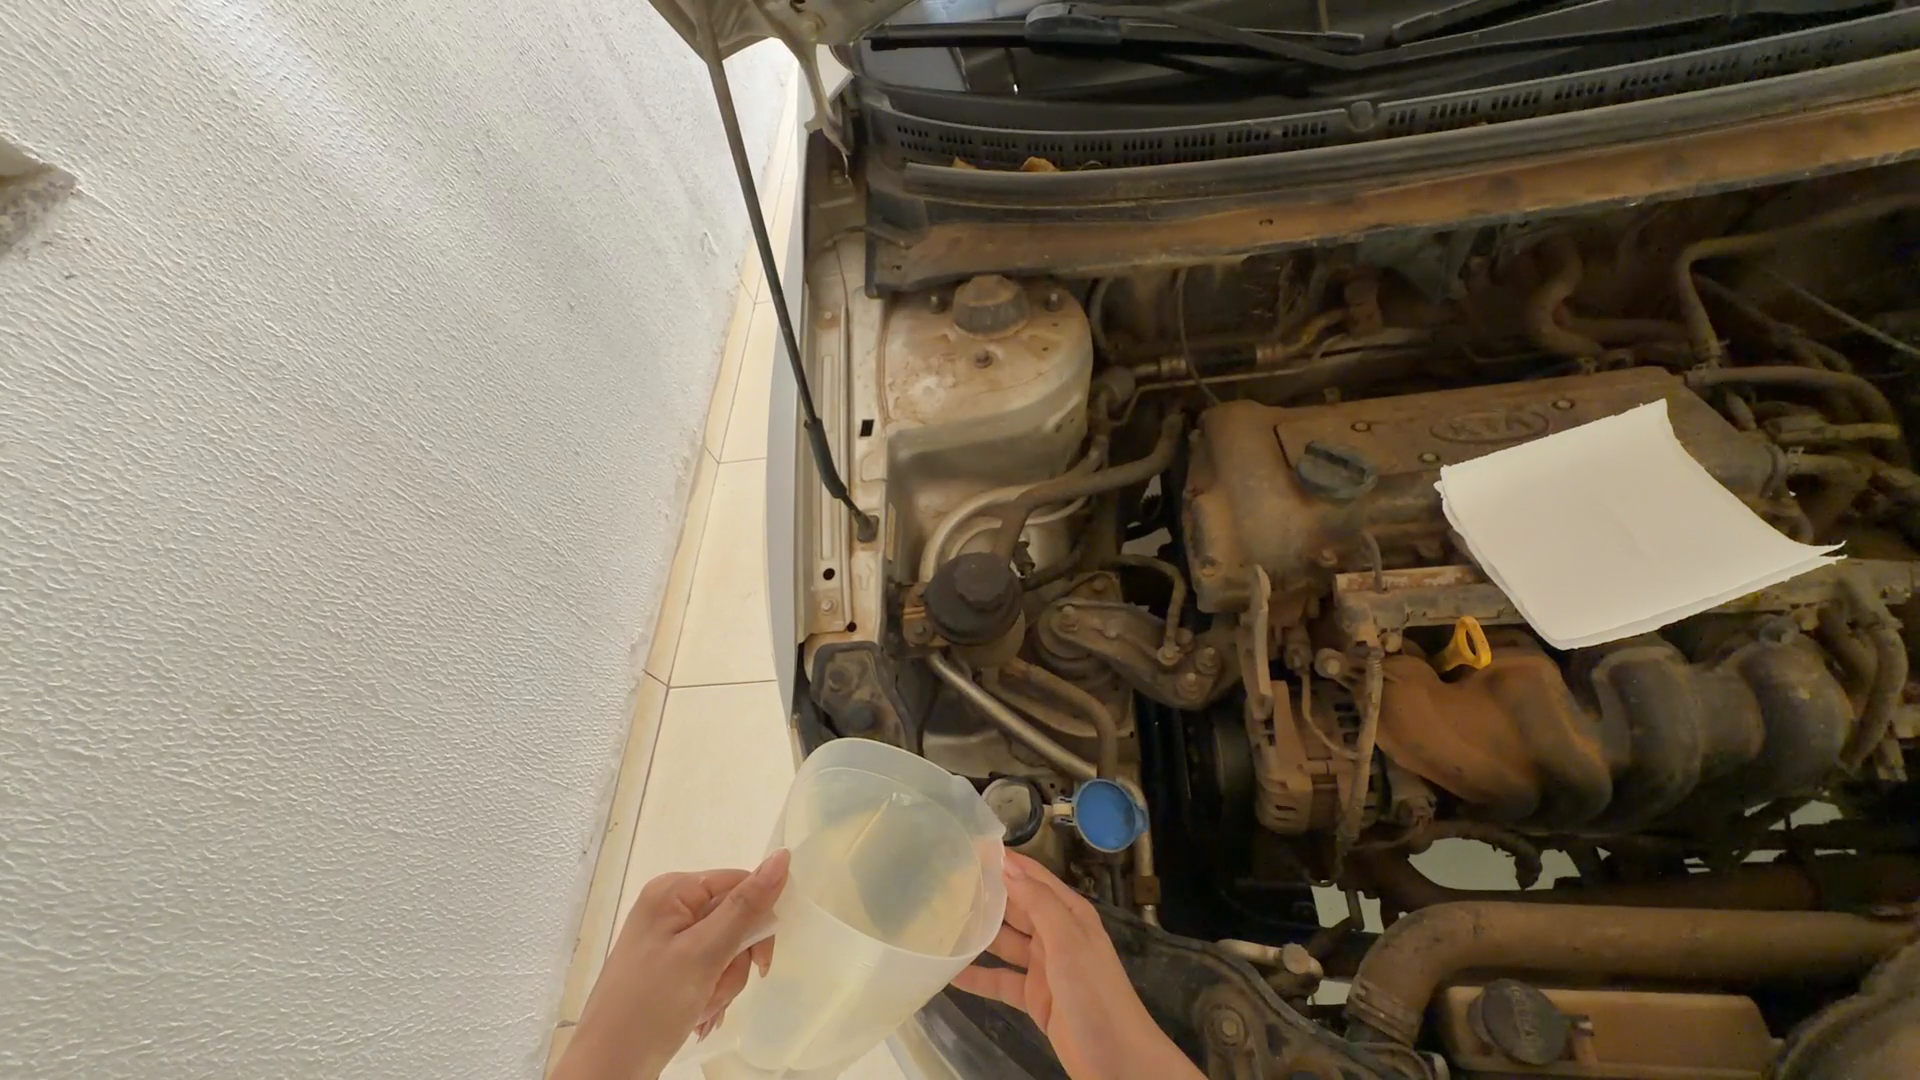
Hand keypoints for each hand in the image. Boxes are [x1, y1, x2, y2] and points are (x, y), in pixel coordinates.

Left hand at [553, 849, 789, 1079]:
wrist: (604, 1073)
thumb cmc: (650, 1007)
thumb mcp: (704, 955)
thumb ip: (745, 907)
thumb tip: (783, 856)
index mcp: (674, 890)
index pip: (740, 884)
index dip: (758, 920)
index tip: (760, 962)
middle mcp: (670, 906)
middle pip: (734, 918)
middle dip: (735, 961)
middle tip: (717, 990)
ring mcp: (668, 938)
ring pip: (726, 948)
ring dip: (723, 984)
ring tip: (702, 1009)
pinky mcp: (668, 967)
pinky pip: (709, 968)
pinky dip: (711, 993)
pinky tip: (698, 1016)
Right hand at [952, 852, 1203, 1079]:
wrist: (1118, 1061)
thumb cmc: (1095, 992)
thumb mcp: (1068, 941)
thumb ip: (1039, 903)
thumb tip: (1008, 867)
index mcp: (1069, 914)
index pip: (1034, 878)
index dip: (1008, 862)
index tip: (974, 846)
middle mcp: (1056, 934)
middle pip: (1017, 907)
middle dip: (988, 895)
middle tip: (947, 882)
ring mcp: (1044, 967)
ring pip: (1006, 943)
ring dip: (980, 934)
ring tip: (943, 921)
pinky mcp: (1035, 998)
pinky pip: (1002, 981)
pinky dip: (979, 977)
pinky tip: (952, 973)